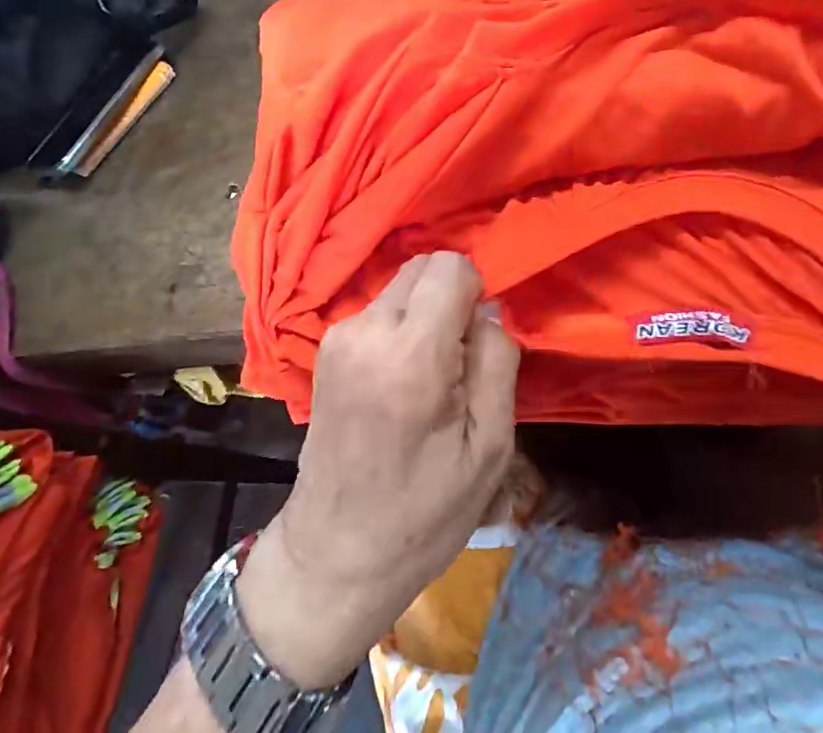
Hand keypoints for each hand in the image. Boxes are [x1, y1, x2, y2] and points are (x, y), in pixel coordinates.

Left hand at [238, 252, 518, 687]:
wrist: (334, 555)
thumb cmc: (425, 512)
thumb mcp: (491, 445)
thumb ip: (497, 360)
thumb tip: (489, 308)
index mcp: (412, 355)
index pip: (451, 267)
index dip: (477, 293)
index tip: (478, 342)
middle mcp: (366, 331)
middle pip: (425, 268)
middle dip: (451, 299)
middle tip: (458, 362)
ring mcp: (338, 337)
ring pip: (402, 286)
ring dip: (426, 315)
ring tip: (429, 380)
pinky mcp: (325, 348)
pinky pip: (380, 310)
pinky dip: (402, 328)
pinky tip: (401, 383)